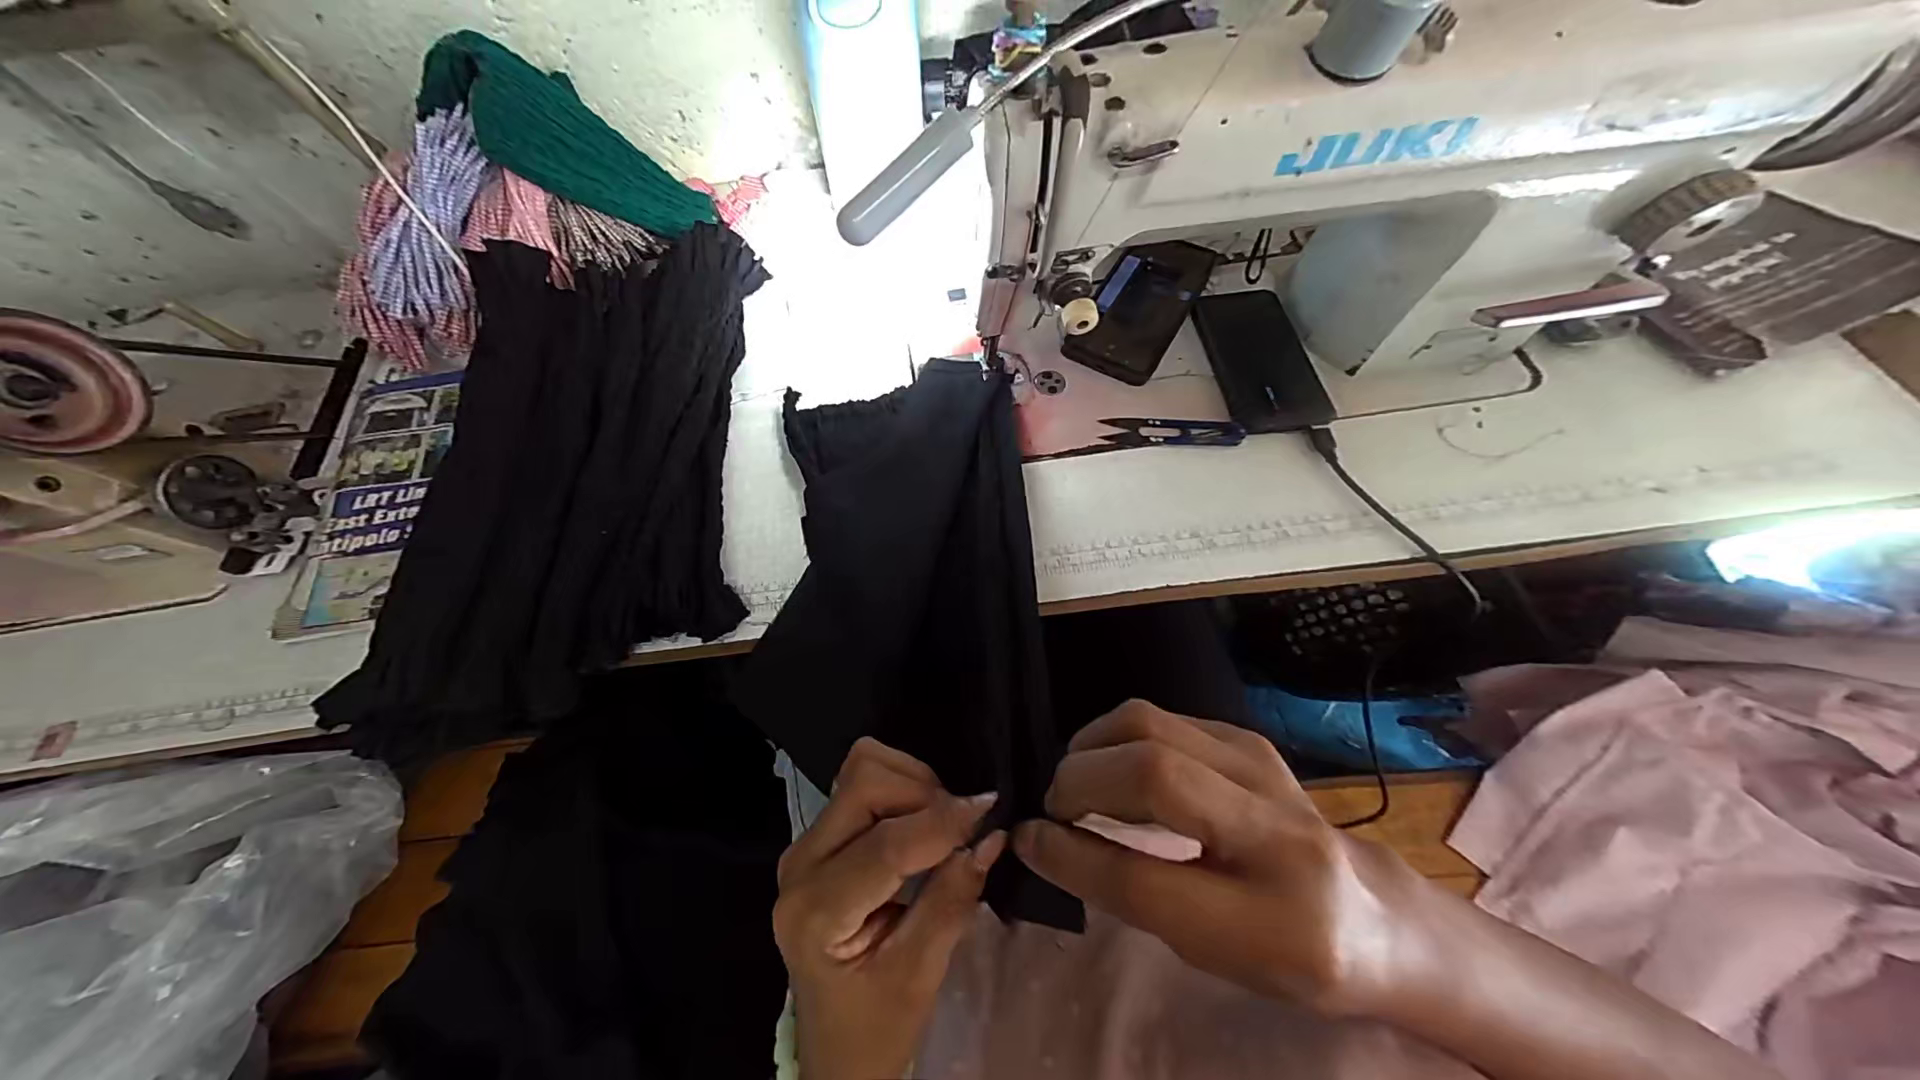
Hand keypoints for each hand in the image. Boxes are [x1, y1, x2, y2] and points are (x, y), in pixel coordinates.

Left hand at [774, 737, 1006, 1079]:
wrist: (838, 1046)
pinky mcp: (822, 834)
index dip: (942, 822)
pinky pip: (862, 781)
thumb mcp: (920, 975)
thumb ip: (952, 899)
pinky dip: (903, 786)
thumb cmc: (876, 1024)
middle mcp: (800, 863)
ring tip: (942, 828)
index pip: (884, 845)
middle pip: (864, 783)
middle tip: (963, 830)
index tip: (992, 809)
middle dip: (925, 795)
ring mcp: (807, 843)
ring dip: (914, 785)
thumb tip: (991, 838)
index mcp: (815, 911)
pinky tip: (921, 823)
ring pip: (862, 769)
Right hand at [1013, 700, 1421, 1015]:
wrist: (1375, 913)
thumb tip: (1042, 840)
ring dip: (1091, 747)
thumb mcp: (1209, 952)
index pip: (1144, 876)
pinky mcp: (1246, 737)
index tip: (1028, 837)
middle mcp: (1277, 832)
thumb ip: (1128, 893)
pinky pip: (1160, 717)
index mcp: (1273, 921)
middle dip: (1079, 781)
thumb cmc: (1286, 953)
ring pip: (1149, 724)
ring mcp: (1263, 768)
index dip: (1070, 853)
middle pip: (1152, 772)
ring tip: (1076, 782)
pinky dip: (1116, 736)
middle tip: (1053, 807)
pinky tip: (1111, 765)